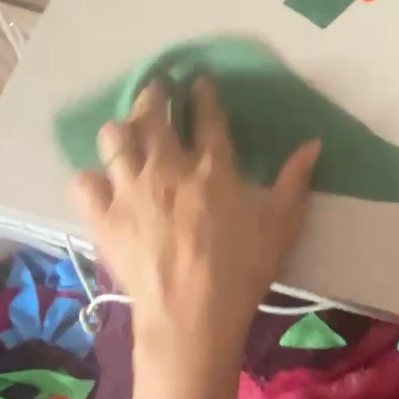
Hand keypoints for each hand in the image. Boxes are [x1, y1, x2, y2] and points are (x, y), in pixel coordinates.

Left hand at [71, 77, 320, 378]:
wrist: (192, 317)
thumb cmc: (243, 270)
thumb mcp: (282, 225)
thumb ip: (295, 181)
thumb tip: (314, 144)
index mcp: (213, 167)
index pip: (207, 116)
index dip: (202, 94)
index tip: (198, 81)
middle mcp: (167, 168)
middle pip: (152, 114)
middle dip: (155, 94)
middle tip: (159, 92)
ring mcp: (130, 190)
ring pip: (114, 137)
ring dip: (122, 129)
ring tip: (129, 132)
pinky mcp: (103, 217)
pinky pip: (84, 181)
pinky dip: (93, 177)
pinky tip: (103, 182)